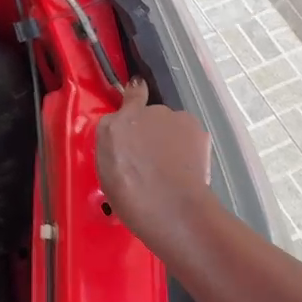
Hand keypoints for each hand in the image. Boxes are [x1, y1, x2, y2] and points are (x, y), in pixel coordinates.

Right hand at [95, 78, 212, 235]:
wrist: (171, 207)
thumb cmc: (130, 197)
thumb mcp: (106, 172)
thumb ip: (114, 145)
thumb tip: (126, 138)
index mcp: (112, 125)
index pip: (128, 96)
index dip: (134, 97)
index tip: (138, 94)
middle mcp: (141, 112)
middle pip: (149, 115)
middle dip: (150, 131)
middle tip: (151, 159)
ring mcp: (170, 117)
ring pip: (170, 124)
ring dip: (170, 138)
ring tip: (172, 167)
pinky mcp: (195, 128)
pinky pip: (188, 133)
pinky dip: (188, 145)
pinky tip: (187, 166)